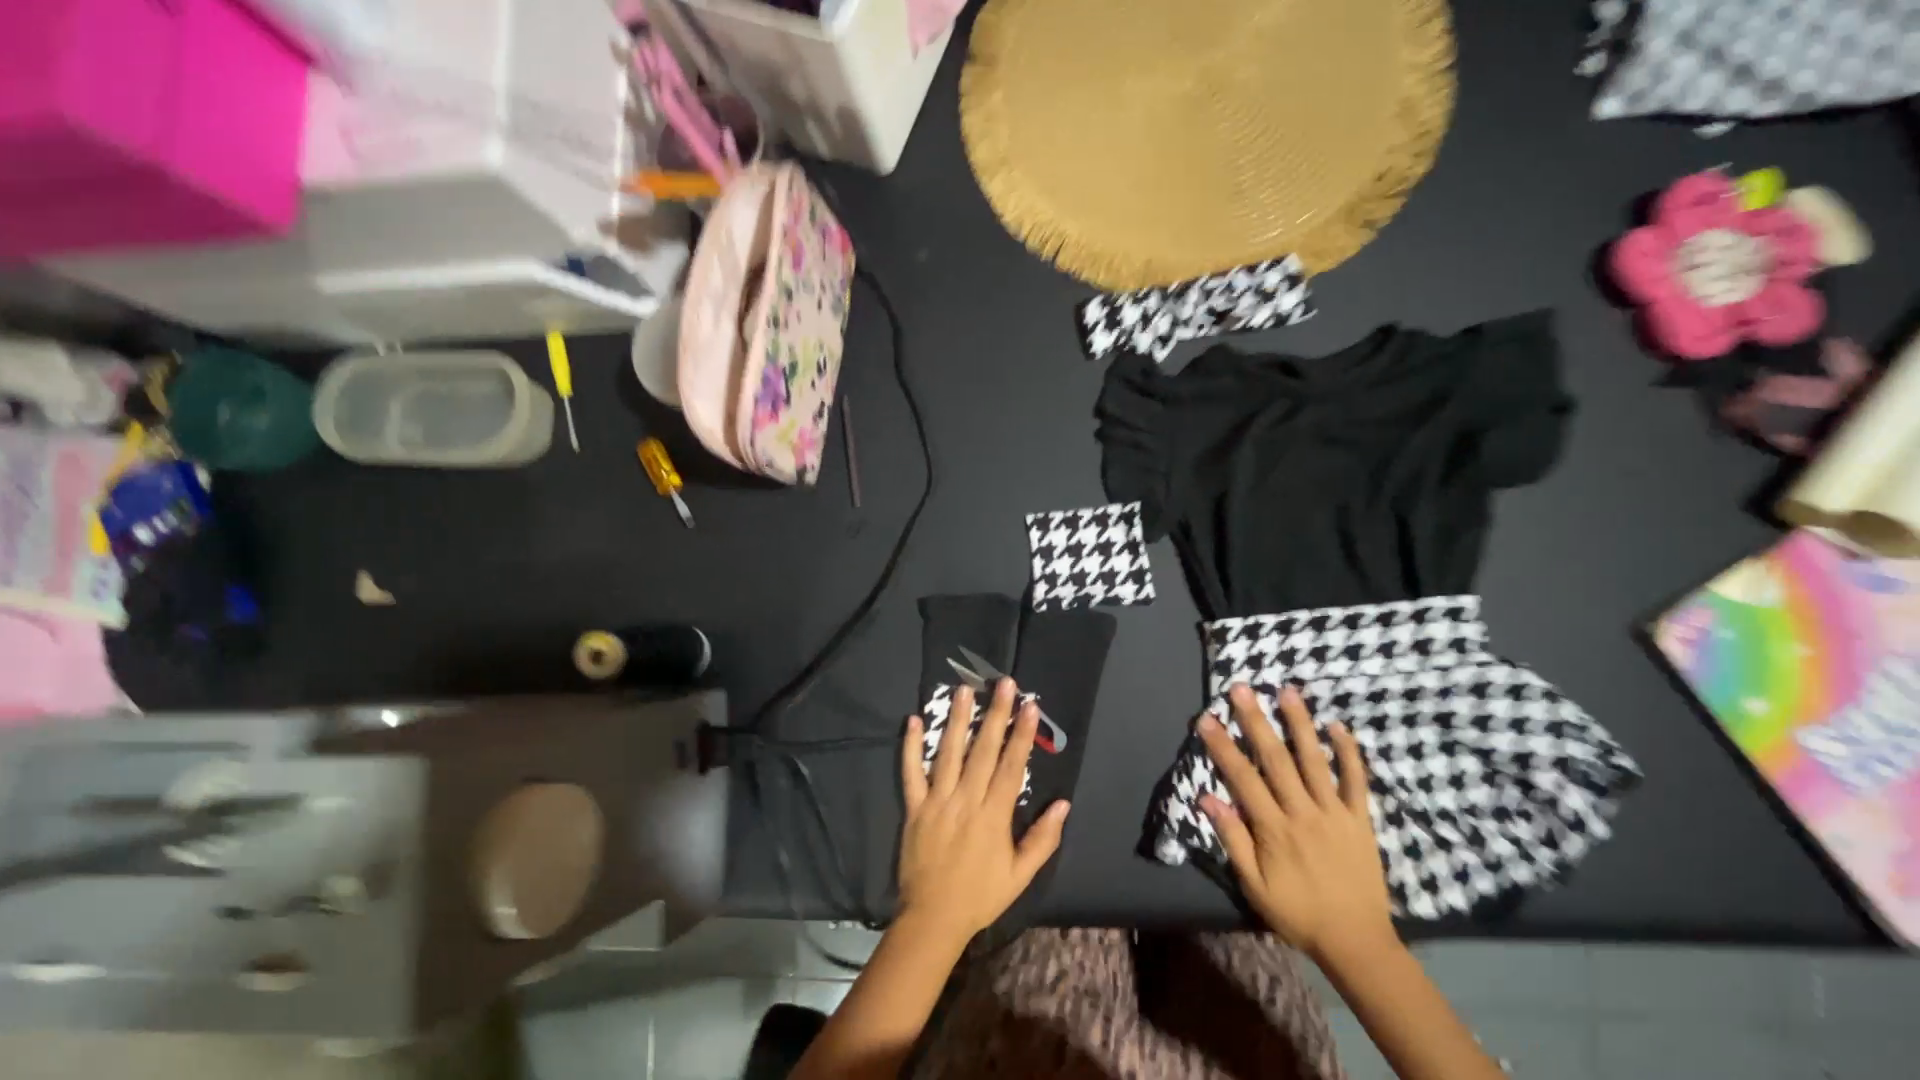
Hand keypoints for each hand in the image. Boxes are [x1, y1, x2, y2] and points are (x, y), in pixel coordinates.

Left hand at [897, 678, 1069, 943]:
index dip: (1022, 734)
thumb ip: (1042, 838)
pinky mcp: (913, 808)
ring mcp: (936, 802)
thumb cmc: (981, 896)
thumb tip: (1063, 804)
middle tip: (1003, 683)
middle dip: (995, 715)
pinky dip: (910, 747)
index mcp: (993, 815)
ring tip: (964, 690)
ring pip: (947, 754)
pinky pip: (910, 773)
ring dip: (956, 720)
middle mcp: (965, 801)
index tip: (1030, 706)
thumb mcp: (1020, 875)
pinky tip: (912, 720)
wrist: (933, 917)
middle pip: (983, 751)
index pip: (1011, 766)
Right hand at [1197, 683, 1395, 964]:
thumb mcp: (1254, 886)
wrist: (1356, 939)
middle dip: (1256, 721)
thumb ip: (1233, 840)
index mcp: (1273, 828)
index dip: (1223, 746)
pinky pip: (1357, 780)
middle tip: (1241, 689)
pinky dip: (1349, 752)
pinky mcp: (1360, 819)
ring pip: (1314, 759)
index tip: (1207, 719)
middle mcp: (1303, 812)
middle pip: (1276, 758)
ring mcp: (1335, 812)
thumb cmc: (1297, 914)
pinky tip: (1338, 726)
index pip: (1242, 778)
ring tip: (1287, 691)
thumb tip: (1208, 799)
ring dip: (1300, 723)